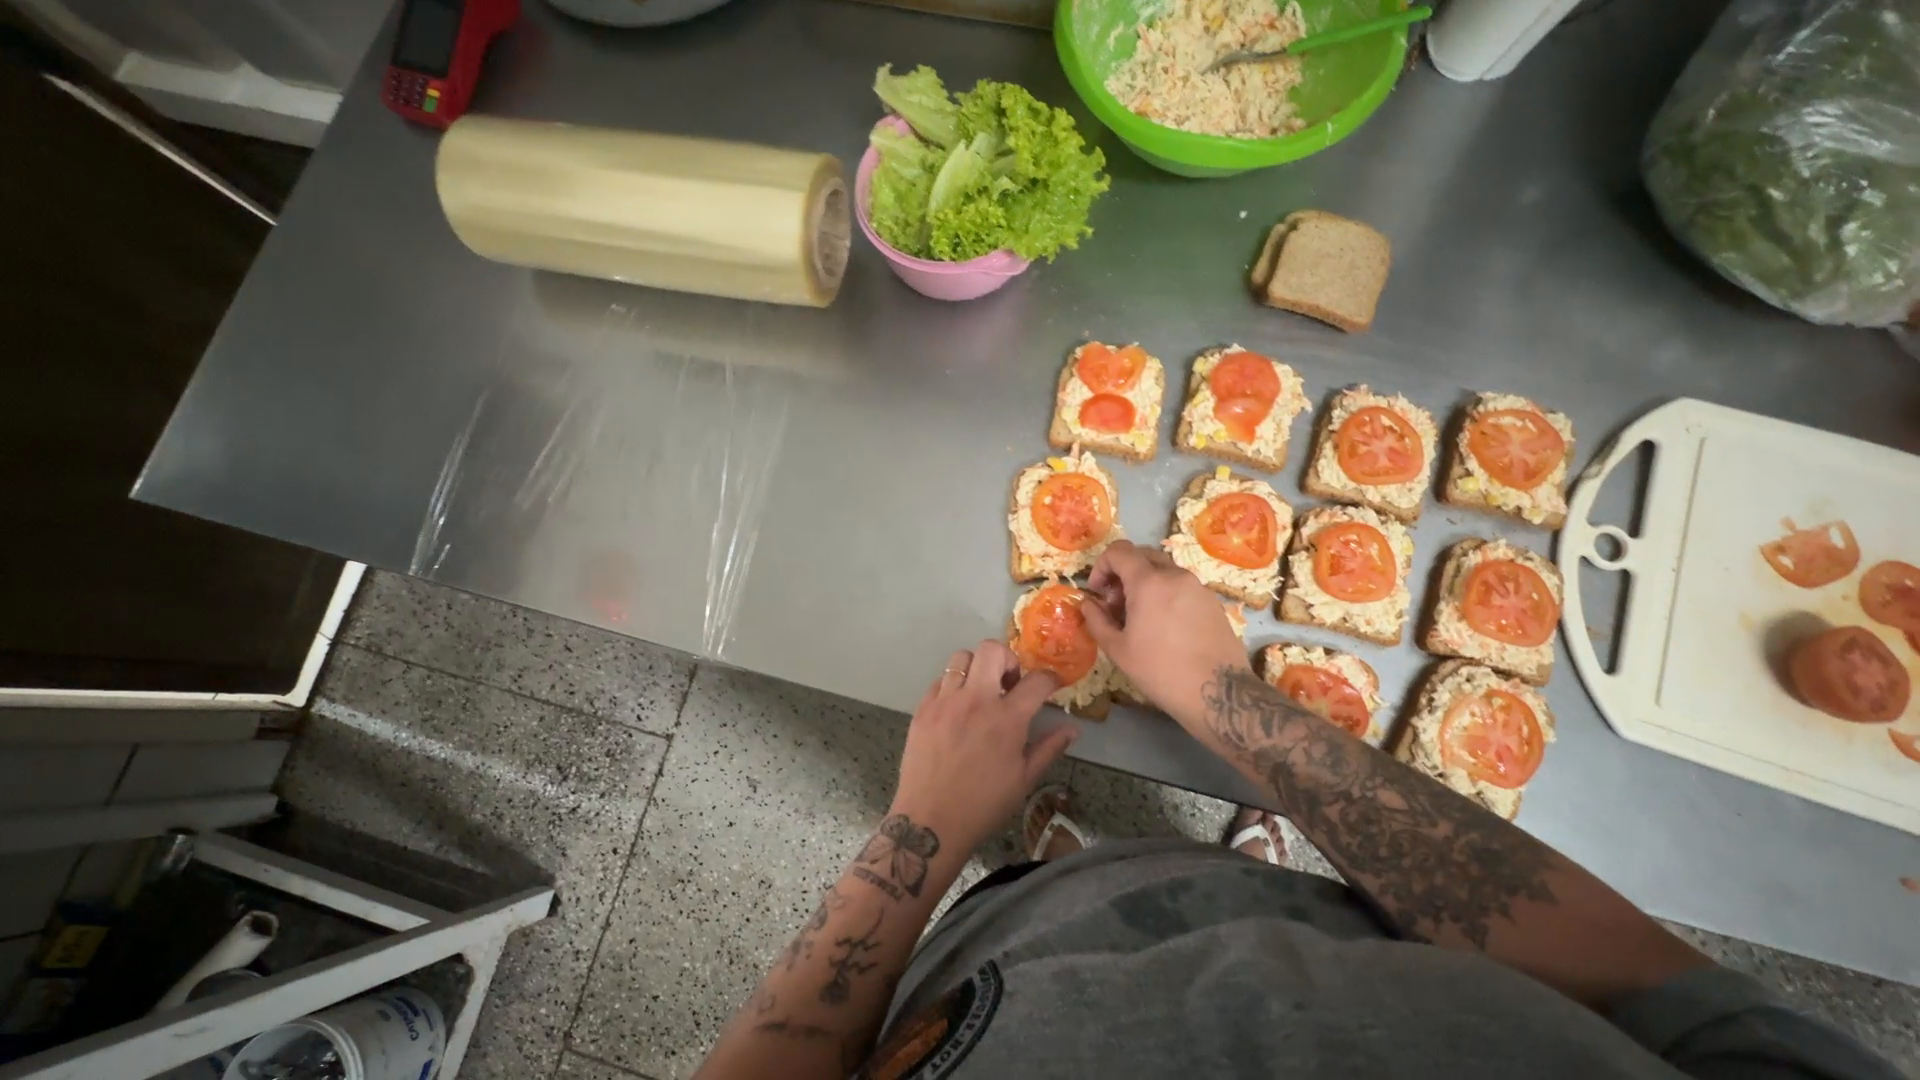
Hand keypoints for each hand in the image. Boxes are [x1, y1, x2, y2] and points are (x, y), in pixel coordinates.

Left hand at [889, 640, 1077, 857]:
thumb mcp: (1024, 780)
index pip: (1037, 681)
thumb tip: (1073, 729)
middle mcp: (976, 701)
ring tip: (981, 691)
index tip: (1051, 686)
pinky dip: (953, 686)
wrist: (930, 823)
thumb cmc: (983, 805)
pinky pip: (939, 680)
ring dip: (977, 668)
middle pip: (992, 650)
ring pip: (961, 658)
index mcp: (1007, 720)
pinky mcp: (922, 709)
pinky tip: (958, 708)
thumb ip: (1049, 748)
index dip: (1050, 679)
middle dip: (1008, 659)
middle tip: (1010, 683)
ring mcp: (945, 702)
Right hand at [1082, 540, 1251, 735]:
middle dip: (1123, 573)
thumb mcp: (1117, 650)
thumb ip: (1096, 620)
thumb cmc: (1160, 671)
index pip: (1119, 551)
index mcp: (1149, 582)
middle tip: (1116, 605)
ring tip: (1140, 618)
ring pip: (1164, 570)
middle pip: (1142, 556)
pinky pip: (1182, 586)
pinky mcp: (1213, 601)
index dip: (1101, 567)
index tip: (1098, 593)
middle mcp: (1176, 575)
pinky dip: (1166, 594)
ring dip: (1145, 583)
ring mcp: (1198, 586)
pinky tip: (1165, 626)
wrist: (1217, 691)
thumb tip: (1088, 604)